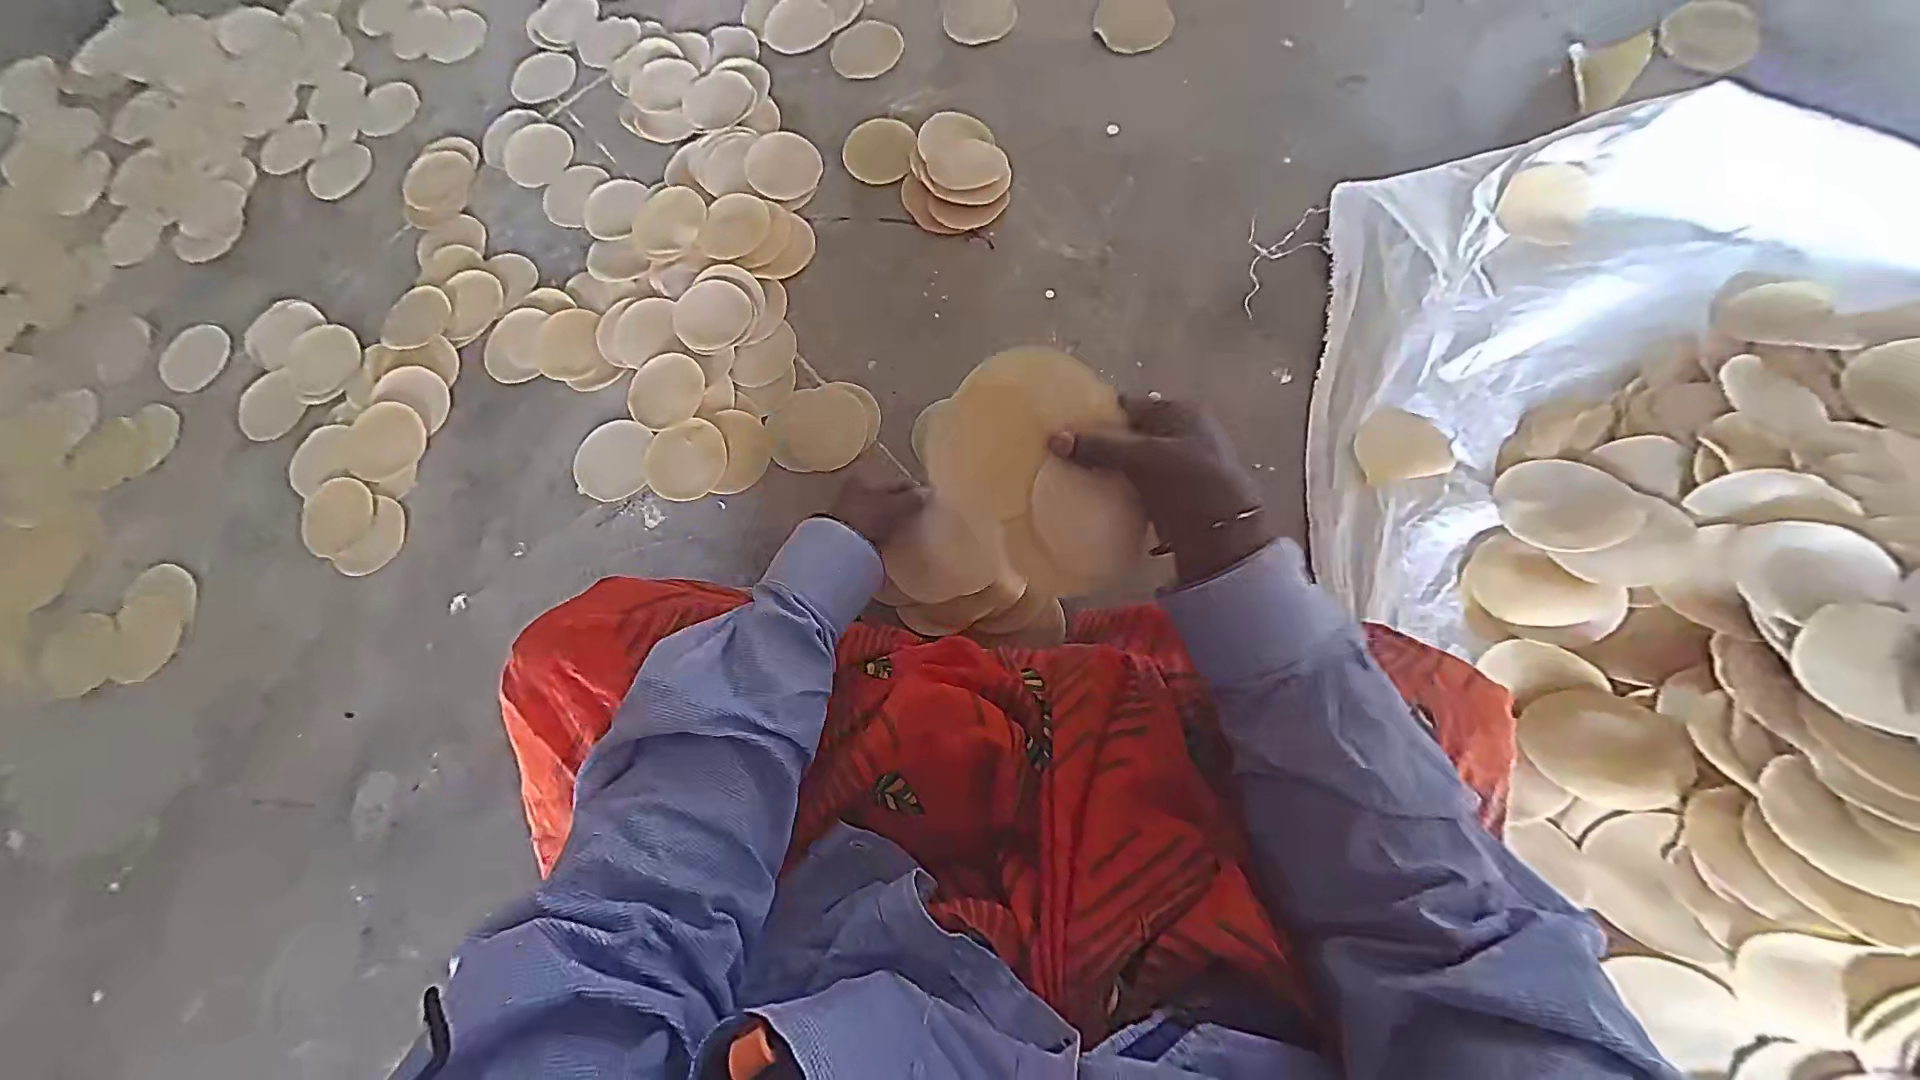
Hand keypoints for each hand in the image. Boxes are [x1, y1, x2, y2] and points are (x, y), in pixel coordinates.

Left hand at [823, 473, 926, 547]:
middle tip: (919, 515)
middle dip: (902, 504)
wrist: (841, 547)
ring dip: (892, 517)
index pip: (897, 482)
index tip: (928, 501)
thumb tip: (928, 492)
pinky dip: (883, 529)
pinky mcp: (848, 528)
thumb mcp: (895, 506)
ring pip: (879, 510)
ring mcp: (850, 509)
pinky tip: (892, 536)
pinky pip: (873, 525)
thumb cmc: (869, 517)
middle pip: (887, 496)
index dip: (914, 490)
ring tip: (908, 528)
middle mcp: (855, 489)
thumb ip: (912, 499)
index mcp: (865, 478)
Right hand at [1049, 396, 1274, 584]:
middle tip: (1071, 458)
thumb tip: (1055, 439)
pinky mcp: (1179, 496)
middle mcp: (1185, 434)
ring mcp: (1184, 467)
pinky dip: (1125, 492)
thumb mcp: (1140, 458)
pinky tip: (1104, 501)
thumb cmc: (1187, 482)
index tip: (1070, 432)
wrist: (1222, 536)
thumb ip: (1099, 447)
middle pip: (1132, 435)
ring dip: (1113, 472)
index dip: (1099, 416)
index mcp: (1181, 412)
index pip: (1129, 406)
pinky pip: (1142, 488)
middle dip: (1103, 447)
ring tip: (1081, 480)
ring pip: (1136, 463)